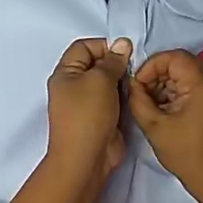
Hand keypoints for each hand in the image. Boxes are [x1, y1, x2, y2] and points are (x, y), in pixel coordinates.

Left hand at [45, 37, 132, 180]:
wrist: (87, 157)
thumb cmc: (88, 115)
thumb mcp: (100, 80)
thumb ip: (112, 60)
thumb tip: (122, 45)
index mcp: (65, 73)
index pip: (84, 47)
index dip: (104, 46)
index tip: (125, 52)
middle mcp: (74, 86)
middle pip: (98, 64)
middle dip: (117, 63)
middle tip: (135, 67)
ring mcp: (88, 103)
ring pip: (109, 83)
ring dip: (123, 81)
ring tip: (137, 82)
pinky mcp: (102, 117)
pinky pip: (115, 100)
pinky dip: (125, 96)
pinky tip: (137, 96)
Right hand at [127, 49, 202, 200]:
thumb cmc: (184, 152)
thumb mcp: (154, 126)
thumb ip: (138, 100)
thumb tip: (133, 85)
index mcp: (202, 85)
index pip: (175, 57)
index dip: (152, 66)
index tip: (139, 84)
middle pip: (181, 62)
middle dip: (156, 74)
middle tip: (141, 93)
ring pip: (185, 74)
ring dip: (164, 84)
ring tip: (149, 104)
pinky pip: (190, 86)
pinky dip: (173, 92)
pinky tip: (161, 110)